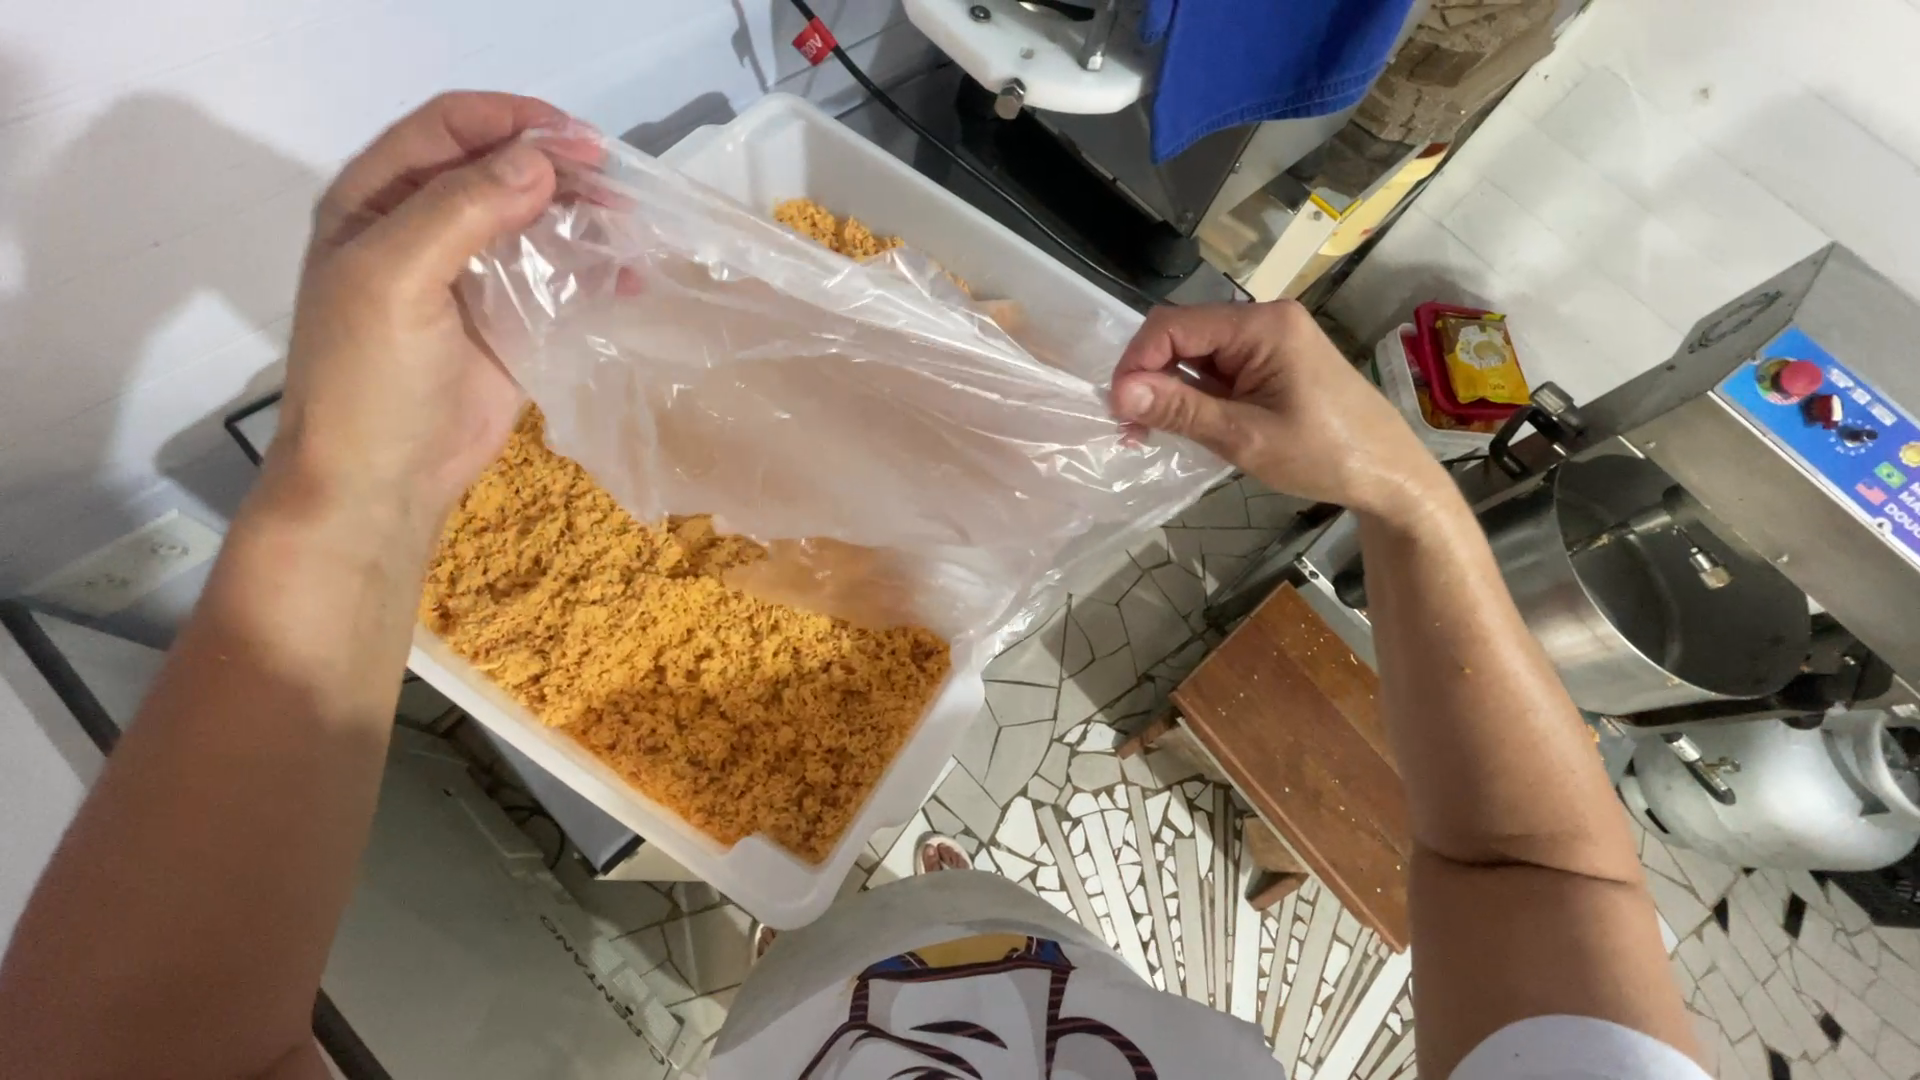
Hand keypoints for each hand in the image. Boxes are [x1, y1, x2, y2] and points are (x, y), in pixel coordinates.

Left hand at [268, 92, 591, 539]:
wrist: (387, 475)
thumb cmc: (372, 376)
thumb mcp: (396, 278)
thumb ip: (461, 211)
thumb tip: (538, 161)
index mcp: (380, 201)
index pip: (449, 130)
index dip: (512, 122)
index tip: (579, 140)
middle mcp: (428, 229)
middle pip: (501, 173)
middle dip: (558, 170)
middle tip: (618, 189)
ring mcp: (475, 279)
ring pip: (535, 225)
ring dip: (582, 218)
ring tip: (630, 227)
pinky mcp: (514, 323)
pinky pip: (558, 283)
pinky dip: (594, 274)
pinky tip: (627, 277)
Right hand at [1110, 300, 1446, 521]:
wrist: (1387, 474)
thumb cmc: (1323, 456)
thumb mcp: (1244, 437)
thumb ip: (1180, 410)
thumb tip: (1119, 393)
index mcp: (1263, 325)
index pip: (1174, 325)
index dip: (1137, 363)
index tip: (1119, 411)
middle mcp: (1263, 319)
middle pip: (1181, 332)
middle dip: (1148, 375)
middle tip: (1131, 426)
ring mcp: (1267, 339)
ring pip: (1194, 352)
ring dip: (1167, 388)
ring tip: (1150, 431)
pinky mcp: (1268, 361)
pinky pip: (1214, 367)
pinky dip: (1191, 394)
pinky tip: (1182, 422)